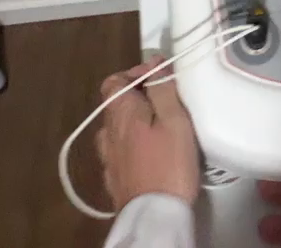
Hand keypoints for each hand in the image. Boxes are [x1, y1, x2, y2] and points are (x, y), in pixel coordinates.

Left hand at [97, 59, 201, 208]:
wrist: (154, 218)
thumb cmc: (167, 163)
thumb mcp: (174, 118)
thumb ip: (162, 87)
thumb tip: (154, 63)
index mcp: (119, 112)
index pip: (114, 80)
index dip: (135, 72)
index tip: (160, 77)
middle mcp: (107, 132)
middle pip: (116, 104)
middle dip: (139, 97)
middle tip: (166, 100)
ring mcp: (108, 159)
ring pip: (117, 129)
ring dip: (135, 122)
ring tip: (160, 126)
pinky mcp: (114, 180)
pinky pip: (120, 152)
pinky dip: (133, 145)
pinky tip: (151, 152)